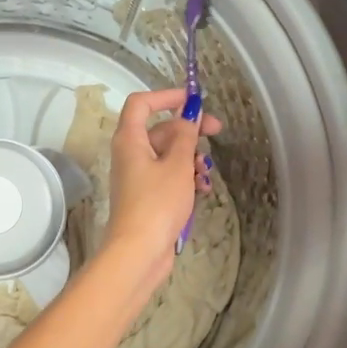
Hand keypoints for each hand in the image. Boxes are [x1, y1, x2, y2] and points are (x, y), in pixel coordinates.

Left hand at [102, 88, 222, 280]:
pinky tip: (202, 190)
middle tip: (217, 131)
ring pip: (168, 155)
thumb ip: (186, 135)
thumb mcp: (177, 165)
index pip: (141, 103)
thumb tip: (189, 112)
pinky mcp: (148, 197)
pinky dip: (186, 179)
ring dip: (191, 159)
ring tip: (205, 173)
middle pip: (160, 130)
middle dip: (189, 130)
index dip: (166, 96)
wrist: (139, 252)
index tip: (193, 100)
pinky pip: (169, 177)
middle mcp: (130, 154)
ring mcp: (138, 177)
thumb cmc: (157, 204)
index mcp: (129, 140)